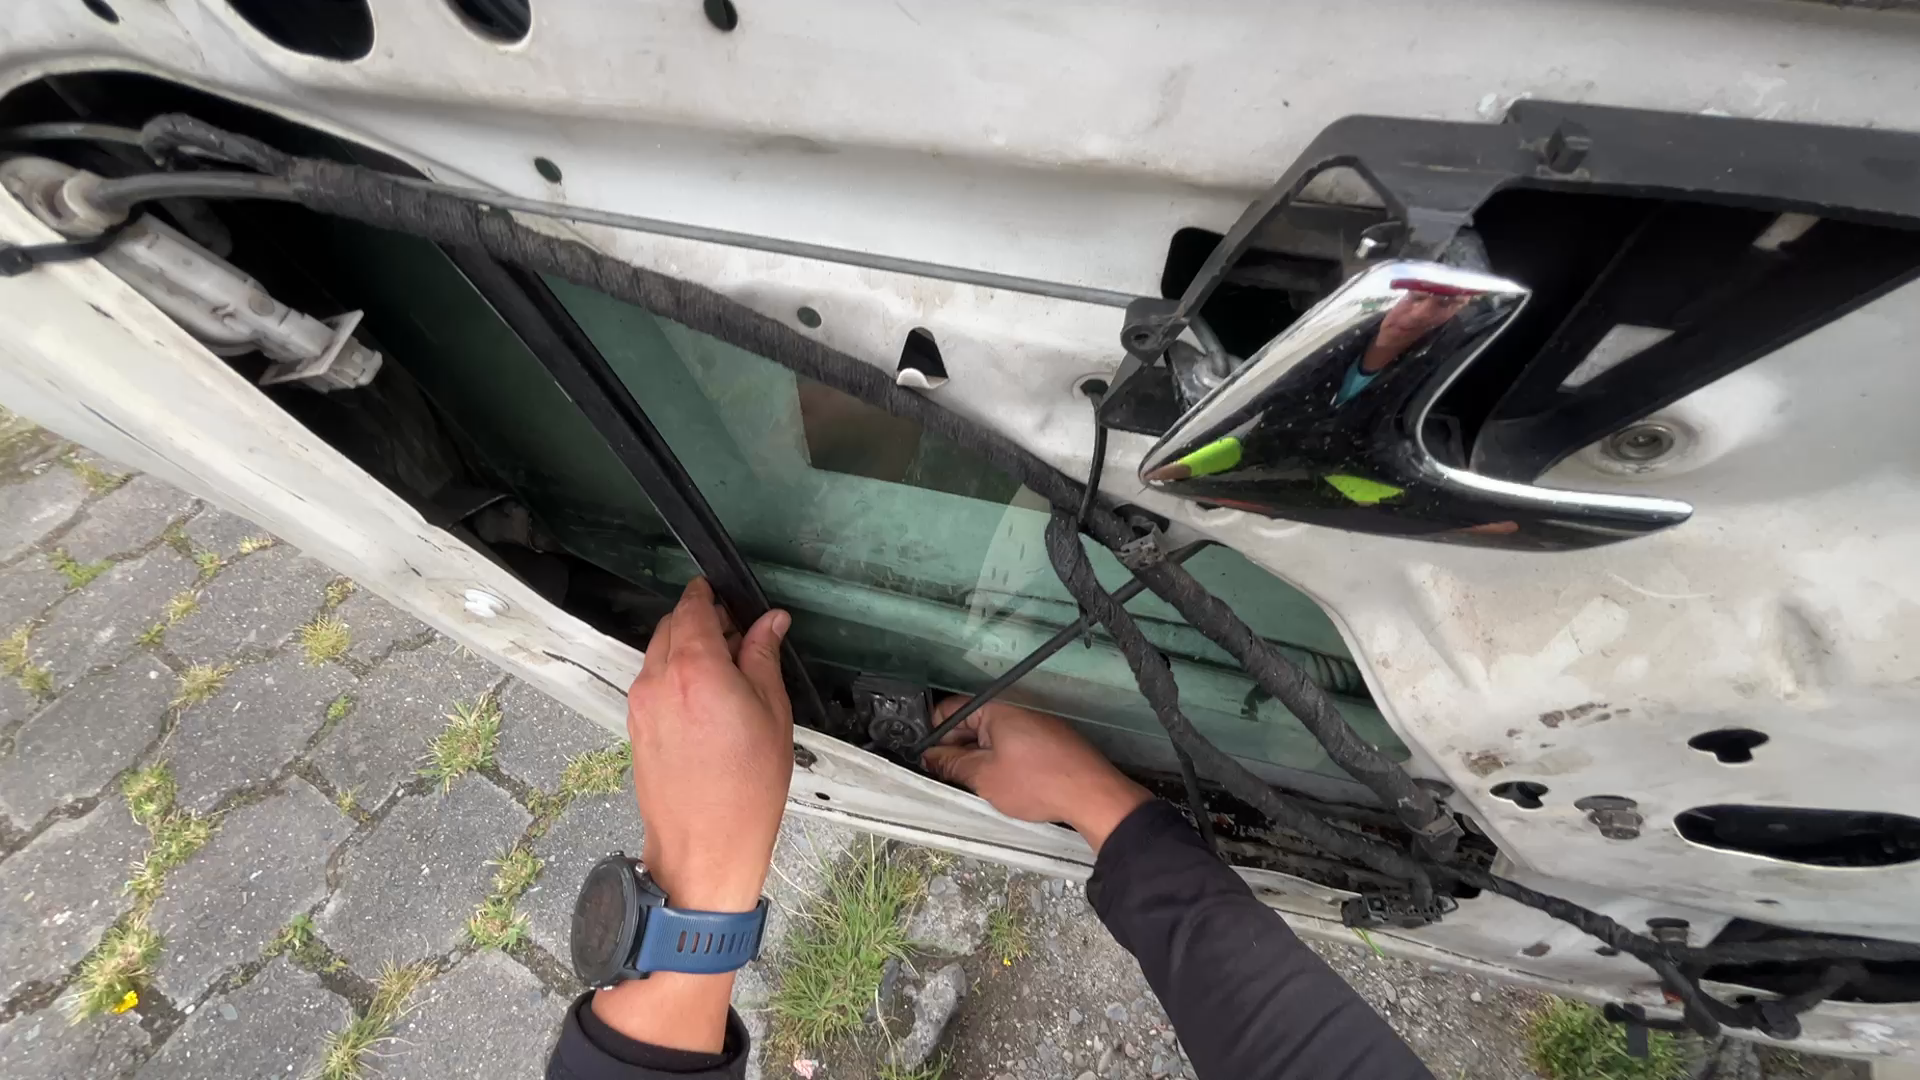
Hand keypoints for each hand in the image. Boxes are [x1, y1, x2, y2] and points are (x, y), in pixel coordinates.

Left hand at [596, 579, 794, 1053]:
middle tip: (739, 634)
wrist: (705, 846)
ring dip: (687, 646)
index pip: (693, 608)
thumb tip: (771, 621)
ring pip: (659, 652)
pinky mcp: (635, 725)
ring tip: (726, 669)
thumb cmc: (748, 784)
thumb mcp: (772, 711)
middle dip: (702, 619)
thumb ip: (764, 656)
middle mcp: (659, 678)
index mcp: (697, 668)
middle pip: (672, 626)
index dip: (711, 596)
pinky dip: (674, 672)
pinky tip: (705, 696)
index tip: (729, 596)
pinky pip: (652, 679)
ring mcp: (641, 703)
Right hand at [920, 698, 1149, 852]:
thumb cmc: (1039, 781)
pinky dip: (999, 761)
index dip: (932, 735)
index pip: (948, 711)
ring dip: (977, 759)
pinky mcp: (1044, 740)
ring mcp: (1030, 723)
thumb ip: (952, 765)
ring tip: (974, 786)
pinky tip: (1000, 785)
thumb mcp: (984, 776)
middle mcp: (1012, 708)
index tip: (925, 758)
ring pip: (989, 738)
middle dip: (955, 750)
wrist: (1091, 794)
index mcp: (994, 708)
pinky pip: (1009, 745)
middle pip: (969, 724)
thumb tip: (930, 758)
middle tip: (945, 778)